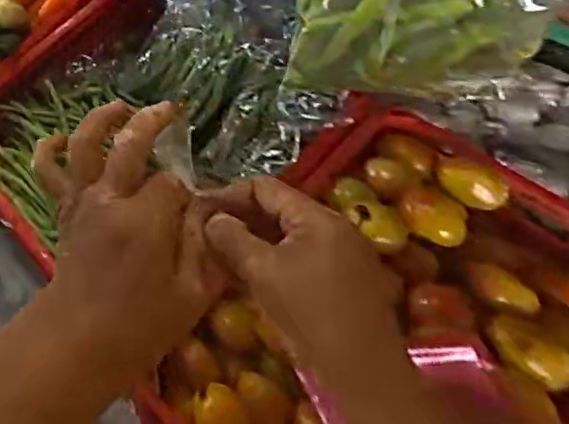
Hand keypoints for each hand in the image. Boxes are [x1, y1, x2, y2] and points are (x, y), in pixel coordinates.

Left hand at [33, 102, 226, 384]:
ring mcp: (81, 198)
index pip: (170, 182)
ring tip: (119, 106)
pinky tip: (58, 137)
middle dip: (151, 121)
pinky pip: (47, 171)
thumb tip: (207, 206)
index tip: (193, 204)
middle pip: (128, 144)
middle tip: (168, 109)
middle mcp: (108, 198)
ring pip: (84, 144)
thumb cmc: (143, 323)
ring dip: (100, 119)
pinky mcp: (63, 207)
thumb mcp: (192, 294)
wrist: (84, 337)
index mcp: (145, 221)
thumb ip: (204, 245)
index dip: (185, 188)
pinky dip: (47, 149)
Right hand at [203, 177, 405, 374]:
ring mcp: (348, 257)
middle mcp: (338, 229)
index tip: (202, 209)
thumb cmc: (310, 315)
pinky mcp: (351, 284)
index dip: (228, 193)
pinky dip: (277, 259)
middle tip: (210, 230)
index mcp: (319, 218)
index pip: (264, 187)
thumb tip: (213, 218)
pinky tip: (254, 274)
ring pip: (291, 235)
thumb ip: (230, 235)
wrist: (366, 381)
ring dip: (257, 240)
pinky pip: (305, 257)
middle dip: (242, 218)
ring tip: (226, 253)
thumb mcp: (260, 269)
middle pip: (279, 209)